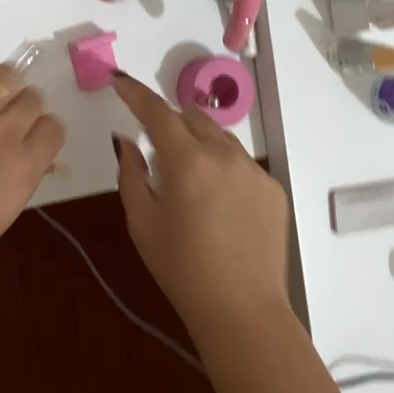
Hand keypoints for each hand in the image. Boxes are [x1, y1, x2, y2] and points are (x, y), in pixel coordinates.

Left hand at [0, 59, 64, 300]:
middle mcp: (4, 134)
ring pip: (5, 76)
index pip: (54, 128)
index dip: (41, 133)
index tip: (28, 141)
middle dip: (23, 109)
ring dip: (2, 87)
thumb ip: (15, 183)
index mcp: (24, 169)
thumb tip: (23, 163)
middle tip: (2, 125)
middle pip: (32, 98)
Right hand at [110, 72, 291, 333]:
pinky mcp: (273, 188)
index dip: (136, 94)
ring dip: (199, 143)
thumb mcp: (142, 223)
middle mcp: (224, 154)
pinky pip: (241, 162)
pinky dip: (224, 167)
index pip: (158, 111)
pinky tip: (219, 204)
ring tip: (191, 182)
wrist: (242, 311)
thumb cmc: (182, 270)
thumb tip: (127, 140)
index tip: (120, 81)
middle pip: (192, 117)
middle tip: (158, 152)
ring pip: (220, 136)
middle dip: (171, 123)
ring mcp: (253, 169)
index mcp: (187, 161)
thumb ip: (131, 173)